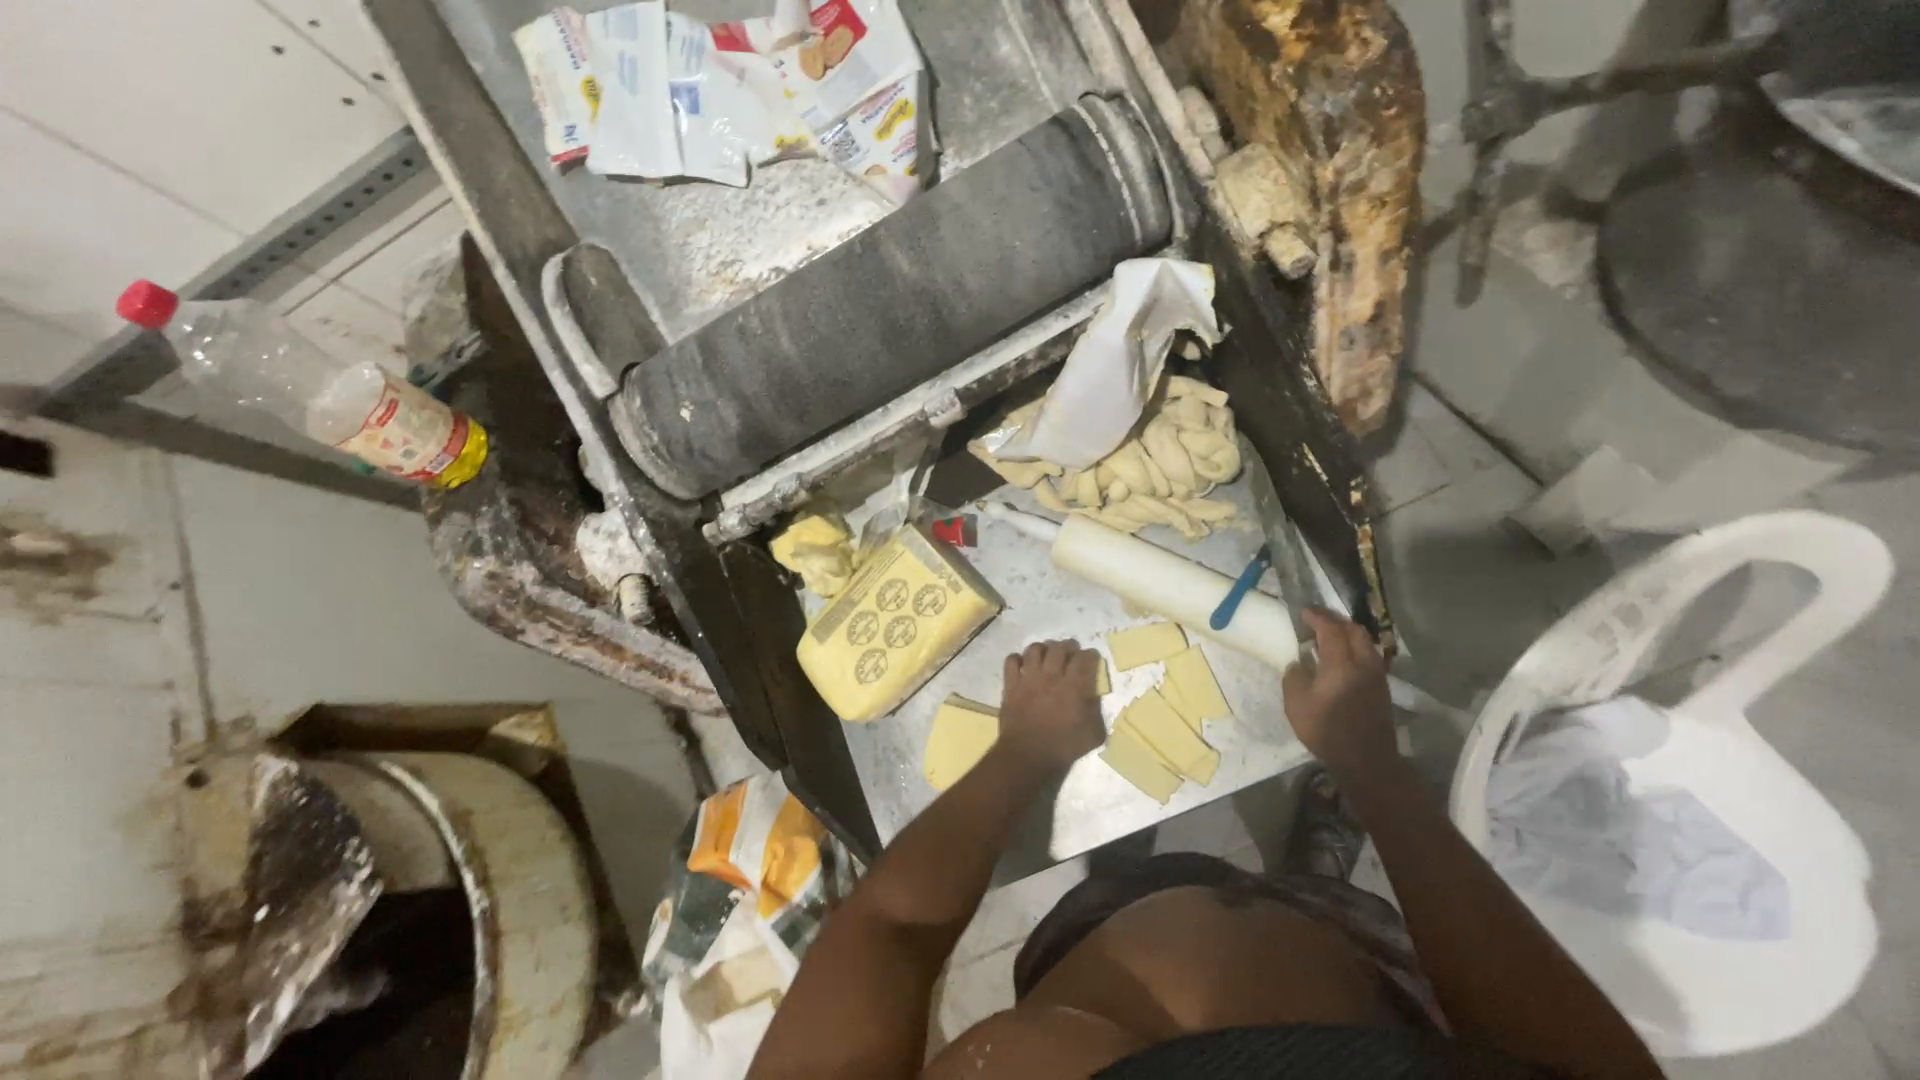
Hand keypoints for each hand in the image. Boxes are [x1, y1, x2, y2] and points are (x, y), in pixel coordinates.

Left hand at [998, 640, 1105, 771]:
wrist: (1028, 756)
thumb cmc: (1063, 747)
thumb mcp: (1093, 734)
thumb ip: (1096, 711)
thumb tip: (1093, 696)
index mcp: (1073, 687)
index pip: (1084, 659)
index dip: (1090, 654)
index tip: (1092, 657)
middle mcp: (1050, 676)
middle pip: (1059, 648)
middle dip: (1068, 646)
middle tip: (1071, 652)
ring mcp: (1028, 679)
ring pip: (1034, 649)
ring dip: (1043, 648)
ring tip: (1047, 654)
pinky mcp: (1011, 686)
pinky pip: (1011, 661)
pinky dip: (1017, 659)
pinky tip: (1023, 665)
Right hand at [1282, 607, 1396, 775]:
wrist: (1365, 758)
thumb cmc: (1326, 730)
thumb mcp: (1296, 705)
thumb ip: (1294, 678)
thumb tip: (1298, 663)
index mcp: (1340, 663)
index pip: (1331, 629)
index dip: (1318, 617)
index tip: (1304, 612)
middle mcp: (1363, 662)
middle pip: (1354, 630)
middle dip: (1335, 620)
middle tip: (1318, 619)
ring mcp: (1376, 675)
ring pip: (1365, 641)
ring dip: (1348, 632)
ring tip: (1331, 636)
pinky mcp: (1382, 687)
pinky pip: (1369, 655)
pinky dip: (1356, 647)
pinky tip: (1343, 656)